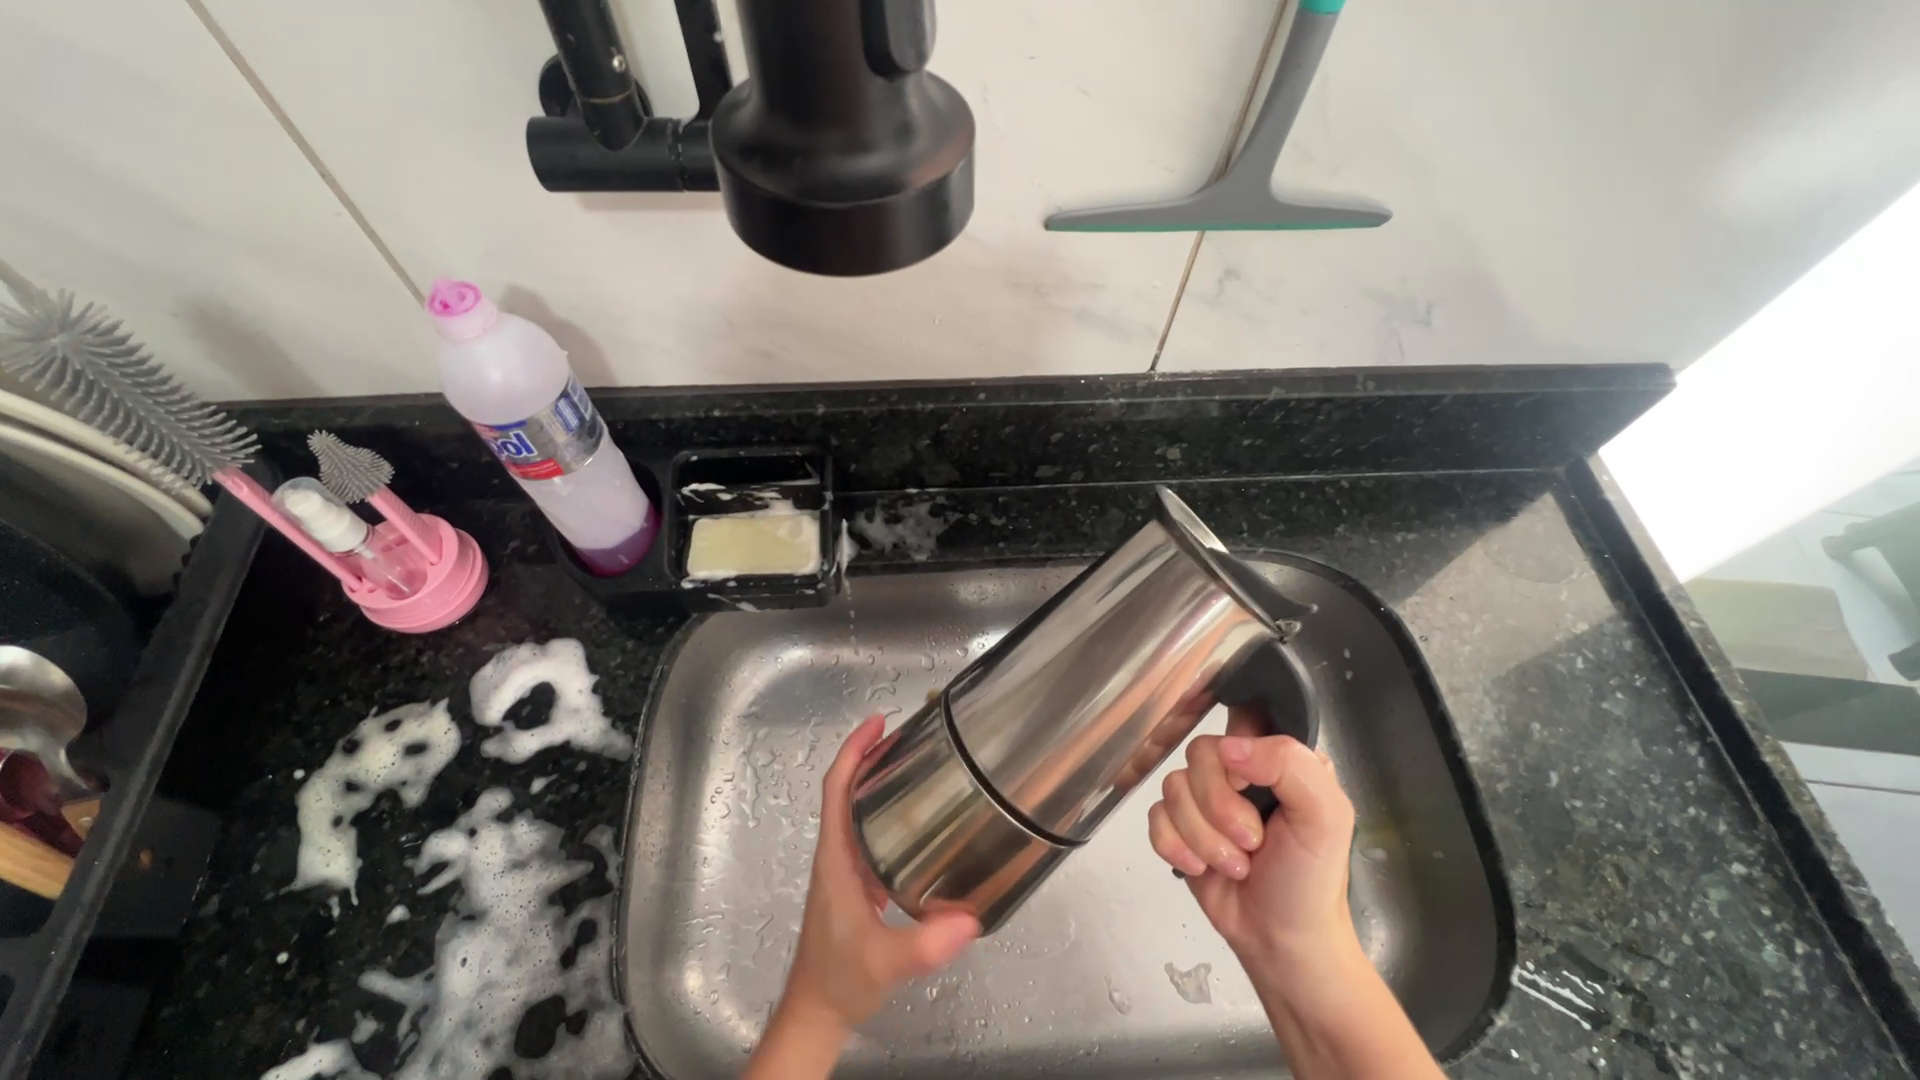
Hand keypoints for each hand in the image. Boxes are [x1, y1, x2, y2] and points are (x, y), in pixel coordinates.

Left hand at [780, 714, 980, 1032]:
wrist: (818, 1011)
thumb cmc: (839, 980)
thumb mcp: (884, 961)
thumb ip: (923, 945)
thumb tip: (969, 921)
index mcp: (836, 858)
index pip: (837, 789)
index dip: (854, 751)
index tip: (878, 723)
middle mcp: (837, 855)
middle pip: (846, 791)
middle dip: (871, 756)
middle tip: (909, 736)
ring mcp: (844, 870)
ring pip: (857, 811)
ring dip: (878, 782)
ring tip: (916, 765)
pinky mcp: (856, 885)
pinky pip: (869, 834)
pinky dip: (887, 814)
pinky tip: (917, 823)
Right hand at [1146, 709, 1358, 980]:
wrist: (1281, 941)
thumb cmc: (1310, 879)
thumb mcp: (1326, 816)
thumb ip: (1289, 765)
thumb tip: (1229, 747)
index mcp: (1276, 757)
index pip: (1241, 716)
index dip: (1235, 746)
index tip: (1244, 780)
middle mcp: (1238, 771)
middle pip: (1199, 754)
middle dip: (1219, 807)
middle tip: (1250, 842)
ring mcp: (1204, 798)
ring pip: (1172, 787)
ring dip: (1202, 836)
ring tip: (1235, 865)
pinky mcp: (1178, 827)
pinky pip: (1154, 816)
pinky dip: (1174, 845)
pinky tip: (1197, 867)